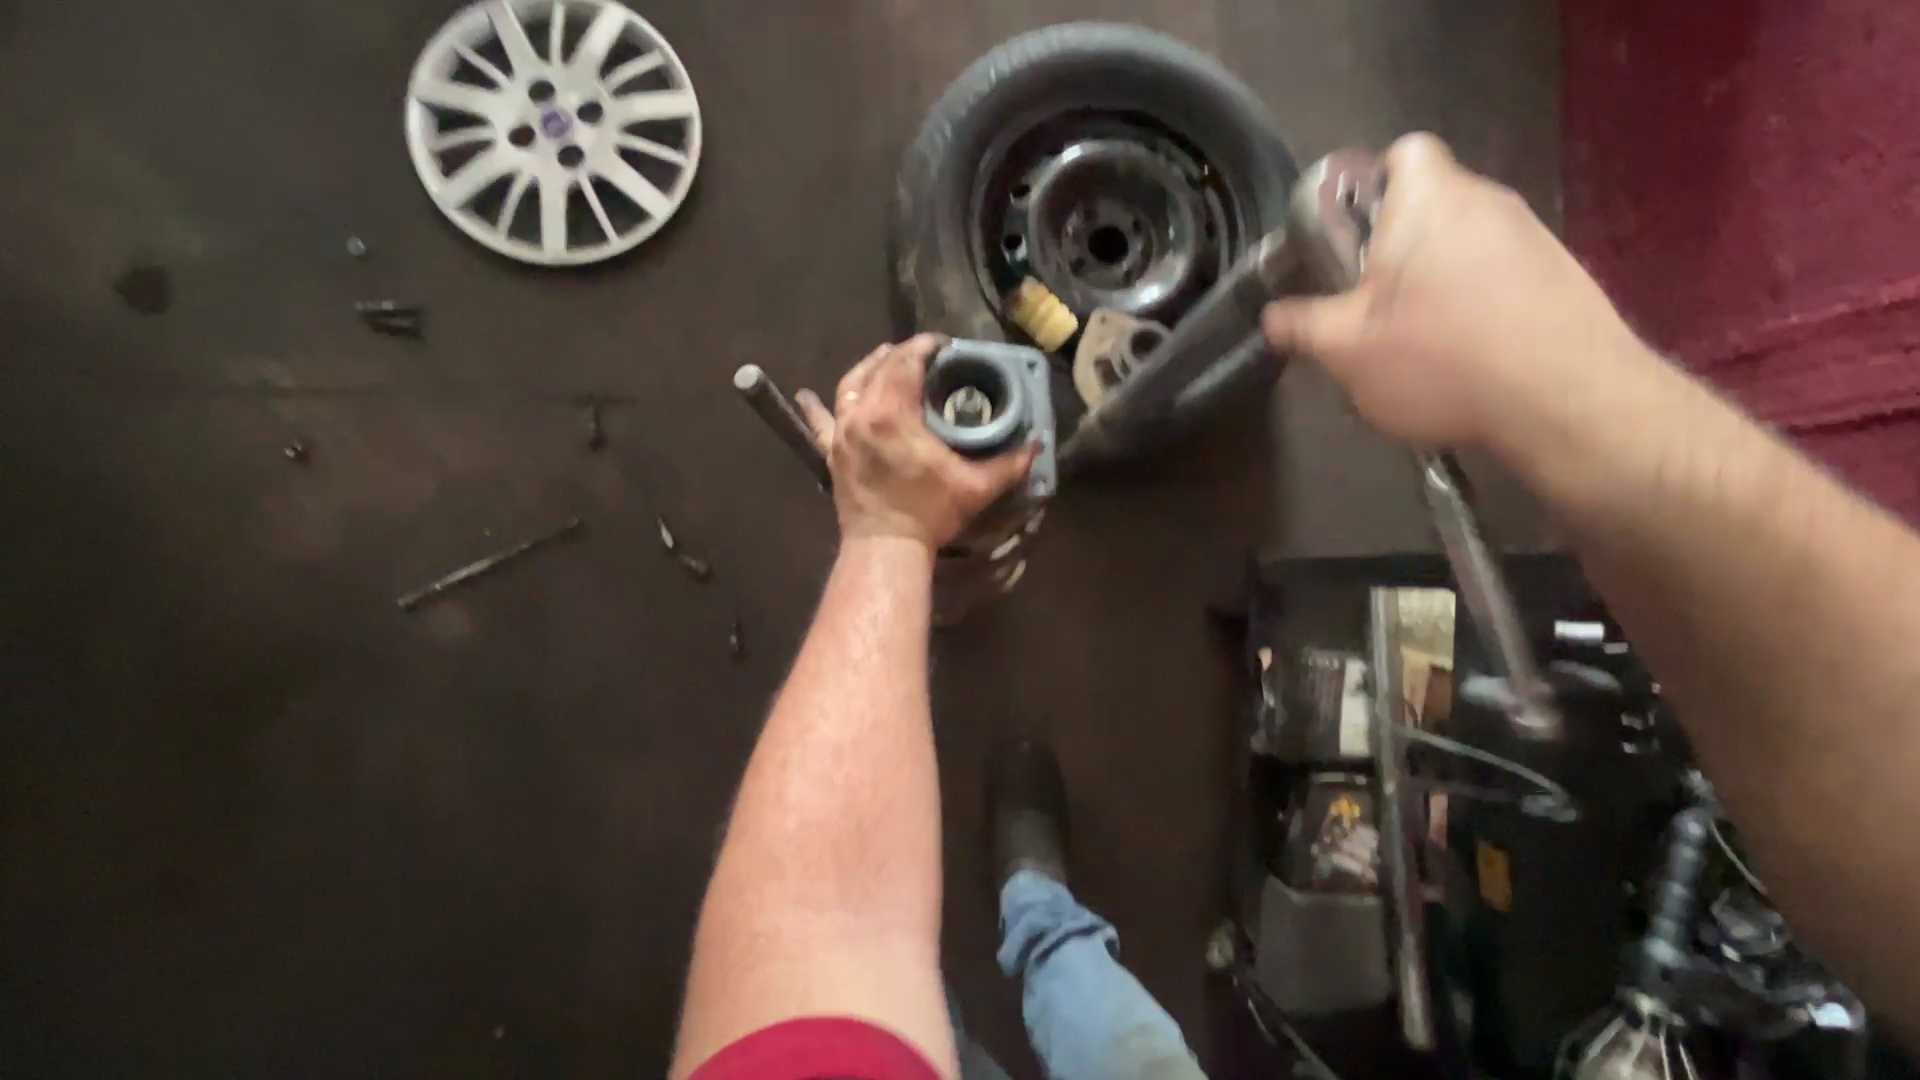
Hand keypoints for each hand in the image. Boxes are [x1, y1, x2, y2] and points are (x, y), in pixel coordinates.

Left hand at [795, 335, 1038, 550]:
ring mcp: (842, 432)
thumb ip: (1009, 463)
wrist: (885, 548)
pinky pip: (819, 422)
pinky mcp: (831, 452)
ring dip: (868, 368)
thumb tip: (1036, 446)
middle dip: (901, 354)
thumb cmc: (929, 514)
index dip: (925, 346)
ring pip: (849, 385)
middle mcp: (862, 414)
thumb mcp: (975, 487)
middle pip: (879, 367)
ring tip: (884, 359)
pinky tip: (806, 396)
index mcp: (894, 413)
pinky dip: (815, 407)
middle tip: (924, 355)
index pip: (907, 362)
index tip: (942, 344)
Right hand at [1262, 134, 1641, 448]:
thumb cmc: (1441, 359)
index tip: (1345, 240)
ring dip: (1430, 282)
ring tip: (1410, 341)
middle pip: (1426, 206)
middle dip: (1390, 249)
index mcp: (1429, 202)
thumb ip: (1300, 326)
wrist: (1566, 399)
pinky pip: (1495, 275)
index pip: (1400, 154)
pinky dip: (1471, 303)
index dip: (1366, 187)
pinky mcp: (1559, 275)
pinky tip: (1461, 356)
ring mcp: (1531, 236)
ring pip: (1460, 244)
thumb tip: (1271, 316)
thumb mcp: (1345, 351)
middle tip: (1362, 306)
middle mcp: (1486, 201)